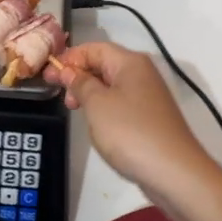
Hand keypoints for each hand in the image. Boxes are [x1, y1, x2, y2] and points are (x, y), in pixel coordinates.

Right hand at [44, 41, 217, 194]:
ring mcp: (148, 96)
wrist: (174, 172)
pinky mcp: (150, 118)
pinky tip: (97, 126)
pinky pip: (120, 104)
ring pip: (111, 86)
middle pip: (103, 65)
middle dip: (78, 77)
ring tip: (77, 113)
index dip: (69, 59)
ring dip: (90, 95)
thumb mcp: (97, 104)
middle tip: (62, 98)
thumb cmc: (130, 132)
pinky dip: (104, 109)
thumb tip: (69, 71)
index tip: (47, 77)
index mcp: (130, 62)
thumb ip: (80, 83)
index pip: (93, 48)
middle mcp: (142, 73)